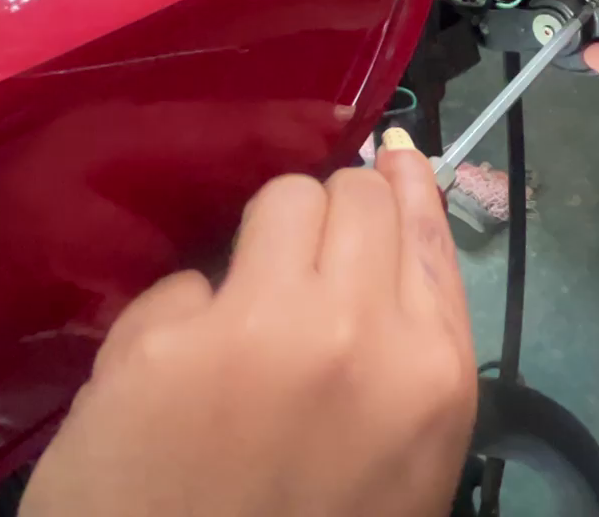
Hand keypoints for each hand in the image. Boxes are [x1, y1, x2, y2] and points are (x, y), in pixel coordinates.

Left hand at [20, 138, 476, 516]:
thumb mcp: (410, 439)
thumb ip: (414, 324)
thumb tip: (396, 195)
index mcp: (433, 370)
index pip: (423, 221)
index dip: (402, 181)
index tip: (387, 157)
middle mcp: (359, 335)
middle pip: (354, 192)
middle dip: (332, 218)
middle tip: (304, 271)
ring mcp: (261, 334)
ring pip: (282, 198)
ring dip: (266, 245)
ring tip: (246, 312)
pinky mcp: (165, 350)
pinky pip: (189, 279)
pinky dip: (186, 321)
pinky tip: (174, 386)